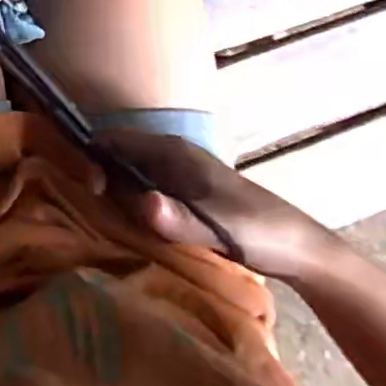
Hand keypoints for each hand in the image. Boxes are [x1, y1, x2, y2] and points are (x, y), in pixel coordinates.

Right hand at [93, 129, 338, 281]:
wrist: (296, 246)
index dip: (93, 157)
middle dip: (100, 174)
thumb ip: (176, 219)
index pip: (115, 140)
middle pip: (119, 154)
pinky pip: (145, 185)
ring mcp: (178, 172)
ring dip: (115, 189)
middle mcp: (171, 154)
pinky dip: (132, 199)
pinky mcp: (185, 191)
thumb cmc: (255, 230)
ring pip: (130, 170)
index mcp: (173, 152)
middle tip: (94, 210)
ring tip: (105, 218)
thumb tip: (141, 202)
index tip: (89, 190)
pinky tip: (132, 224)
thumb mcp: (214, 228)